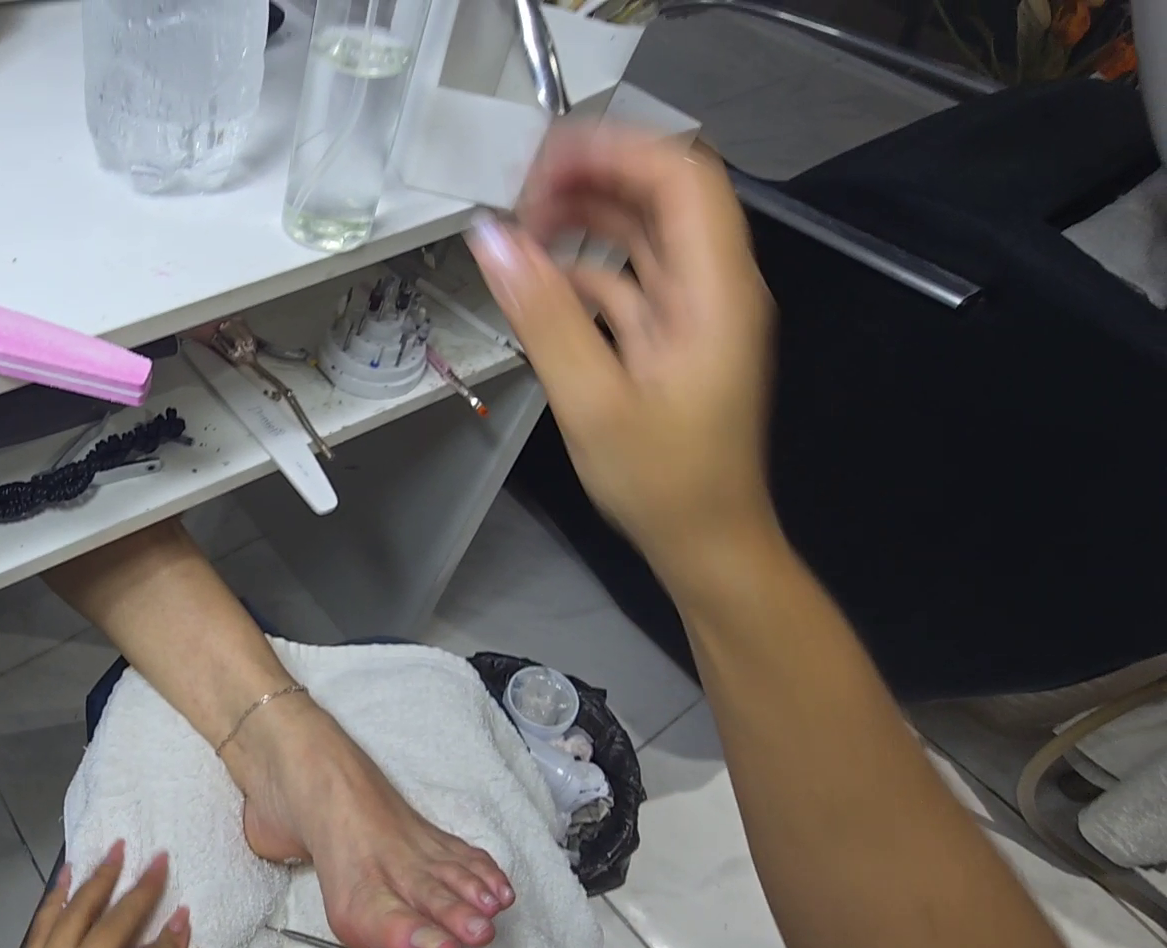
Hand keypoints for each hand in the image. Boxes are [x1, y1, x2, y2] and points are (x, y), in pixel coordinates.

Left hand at [0, 843, 202, 947]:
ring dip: (98, 878)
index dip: (172, 938)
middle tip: (159, 858)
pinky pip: (38, 931)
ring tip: (115, 849)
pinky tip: (66, 878)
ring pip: (75, 913)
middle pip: (116, 921)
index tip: (186, 916)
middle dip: (142, 888)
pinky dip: (53, 901)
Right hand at [464, 126, 776, 583]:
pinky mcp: (671, 338)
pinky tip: (540, 281)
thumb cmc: (659, 480)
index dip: (612, 152)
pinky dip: (585, 271)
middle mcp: (713, 286)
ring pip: (644, 237)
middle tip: (520, 196)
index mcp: (714, 290)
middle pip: (662, 196)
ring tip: (522, 227)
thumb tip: (491, 242)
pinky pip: (629, 283)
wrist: (705, 537)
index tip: (540, 164)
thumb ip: (543, 314)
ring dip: (586, 221)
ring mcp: (693, 312)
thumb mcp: (591, 399)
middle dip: (592, 179)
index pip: (679, 177)